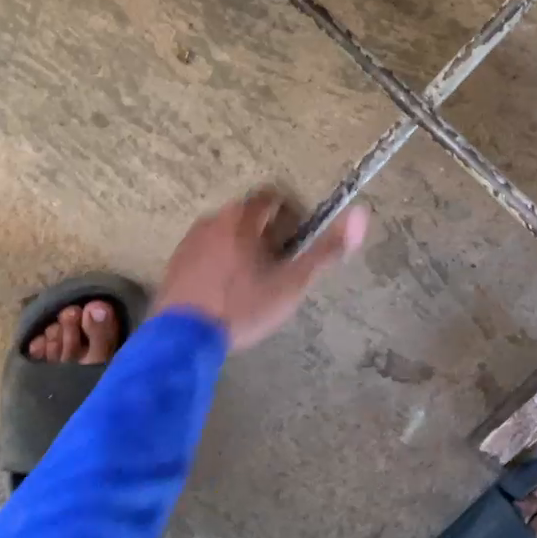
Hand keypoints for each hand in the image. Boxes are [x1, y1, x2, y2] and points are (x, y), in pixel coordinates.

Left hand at [158, 187, 368, 351]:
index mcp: (243, 217)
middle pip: (248, 215)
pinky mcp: (174, 263)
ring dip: (241, 247)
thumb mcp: (292, 283)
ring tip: (252, 281)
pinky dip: (219, 262)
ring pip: (226, 233)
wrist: (183, 339)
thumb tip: (362, 214)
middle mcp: (214, 219)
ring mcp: (190, 240)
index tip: (296, 243)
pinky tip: (225, 291)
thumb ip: (327, 249)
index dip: (290, 216)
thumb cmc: (243, 307)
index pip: (273, 198)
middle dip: (266, 233)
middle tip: (277, 266)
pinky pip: (205, 252)